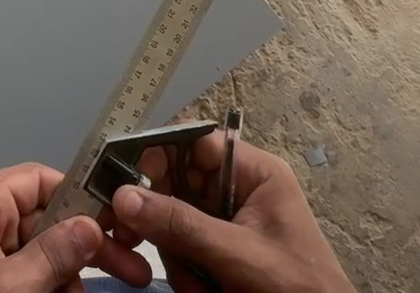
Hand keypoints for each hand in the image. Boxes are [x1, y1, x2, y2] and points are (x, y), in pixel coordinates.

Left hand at [0, 163, 152, 292]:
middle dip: (85, 245)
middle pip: (45, 217)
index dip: (79, 197)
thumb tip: (89, 227)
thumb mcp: (8, 290)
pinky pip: (26, 271)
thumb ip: (51, 257)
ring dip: (68, 275)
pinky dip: (49, 286)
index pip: (37, 180)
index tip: (117, 222)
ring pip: (41, 249)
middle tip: (131, 268)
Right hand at [111, 137, 352, 292]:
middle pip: (175, 180)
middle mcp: (236, 188)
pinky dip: (184, 271)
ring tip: (197, 287)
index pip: (191, 141)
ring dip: (175, 254)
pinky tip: (201, 292)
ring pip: (173, 217)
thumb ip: (181, 225)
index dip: (156, 154)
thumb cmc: (297, 291)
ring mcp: (228, 220)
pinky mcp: (222, 251)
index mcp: (252, 171)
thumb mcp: (239, 257)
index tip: (126, 181)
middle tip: (132, 240)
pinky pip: (183, 246)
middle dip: (161, 218)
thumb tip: (122, 196)